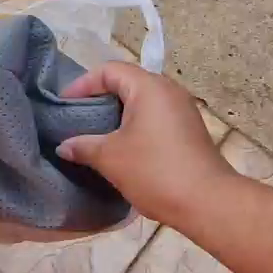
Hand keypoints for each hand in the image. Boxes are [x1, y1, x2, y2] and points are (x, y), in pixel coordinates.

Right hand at [56, 61, 236, 226]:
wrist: (208, 203)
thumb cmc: (155, 171)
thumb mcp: (110, 158)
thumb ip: (83, 146)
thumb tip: (64, 145)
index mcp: (148, 86)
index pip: (109, 70)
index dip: (83, 84)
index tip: (64, 104)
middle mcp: (168, 89)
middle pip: (126, 82)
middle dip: (99, 98)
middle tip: (78, 117)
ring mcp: (182, 109)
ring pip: (141, 101)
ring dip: (118, 114)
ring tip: (96, 134)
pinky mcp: (189, 129)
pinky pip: (155, 116)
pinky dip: (135, 125)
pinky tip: (123, 147)